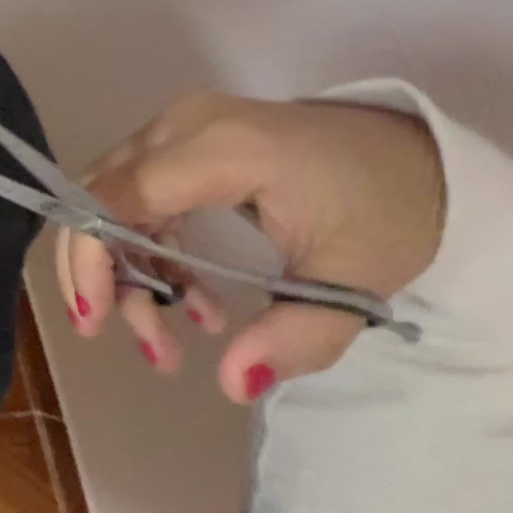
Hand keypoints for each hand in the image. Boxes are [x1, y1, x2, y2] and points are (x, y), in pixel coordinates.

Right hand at [57, 91, 444, 403]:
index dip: (92, 257)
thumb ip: (297, 333)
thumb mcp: (358, 278)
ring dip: (120, 266)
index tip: (95, 320)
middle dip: (97, 270)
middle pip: (97, 196)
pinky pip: (129, 193)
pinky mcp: (173, 140)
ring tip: (165, 332)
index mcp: (222, 148)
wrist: (420, 154)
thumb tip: (232, 385)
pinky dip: (142, 248)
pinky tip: (184, 293)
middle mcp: (178, 126)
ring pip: (105, 197)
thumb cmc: (393, 208)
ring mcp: (171, 128)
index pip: (119, 198)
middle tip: (124, 336)